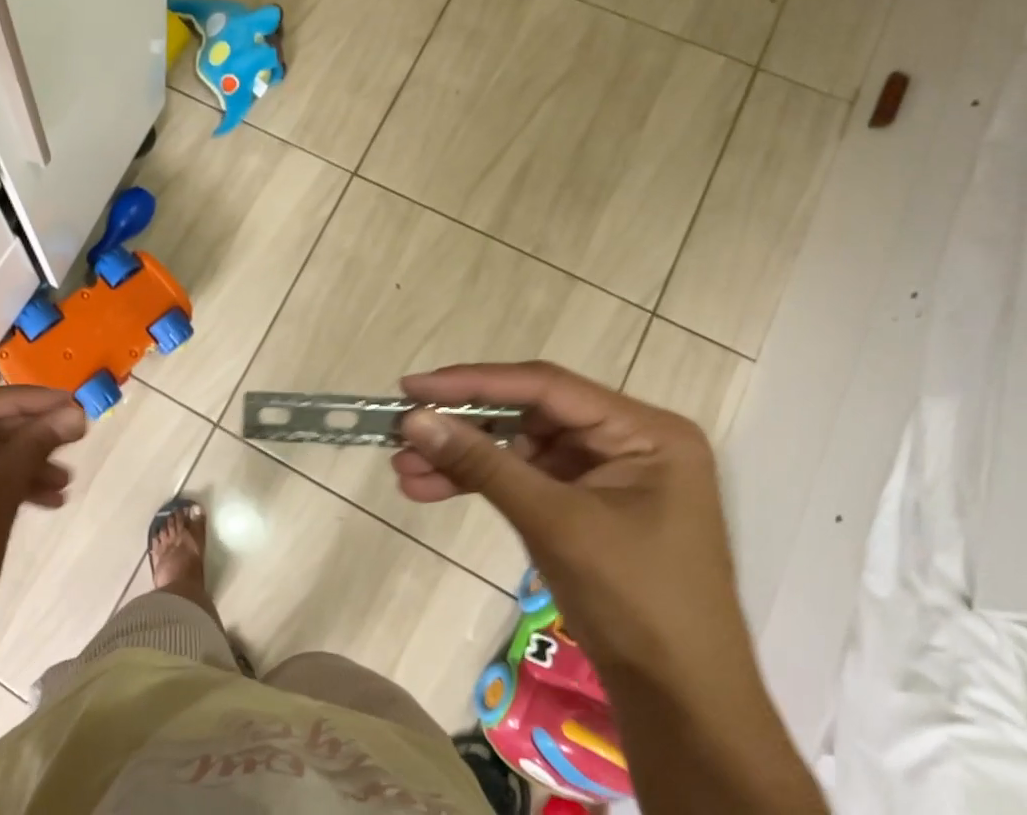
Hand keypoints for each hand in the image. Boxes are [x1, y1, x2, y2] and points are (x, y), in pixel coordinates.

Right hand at [391, 361, 747, 682]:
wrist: (678, 693)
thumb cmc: (635, 598)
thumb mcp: (554, 522)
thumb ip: (482, 464)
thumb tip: (413, 419)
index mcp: (646, 432)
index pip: (546, 387)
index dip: (472, 383)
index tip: (410, 388)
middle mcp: (627, 441)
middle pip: (527, 414)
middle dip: (461, 427)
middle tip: (399, 433)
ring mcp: (605, 474)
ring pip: (516, 448)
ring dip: (460, 458)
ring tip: (403, 470)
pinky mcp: (584, 505)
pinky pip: (520, 478)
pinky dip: (477, 484)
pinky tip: (428, 489)